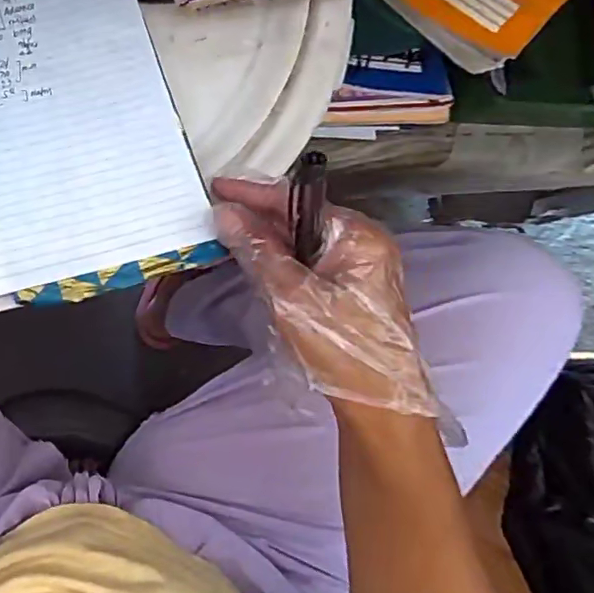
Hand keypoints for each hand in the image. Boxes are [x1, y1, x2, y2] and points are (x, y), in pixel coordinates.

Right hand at [210, 177, 439, 418]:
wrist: (379, 405)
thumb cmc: (341, 348)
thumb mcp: (291, 294)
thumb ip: (256, 249)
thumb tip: (224, 213)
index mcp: (357, 236)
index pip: (296, 201)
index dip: (252, 193)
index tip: (216, 187)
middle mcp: (361, 242)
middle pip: (298, 217)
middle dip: (255, 214)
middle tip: (214, 211)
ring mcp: (356, 264)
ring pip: (299, 238)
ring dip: (263, 236)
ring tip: (224, 231)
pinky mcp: (347, 285)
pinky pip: (305, 257)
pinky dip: (276, 255)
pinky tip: (250, 257)